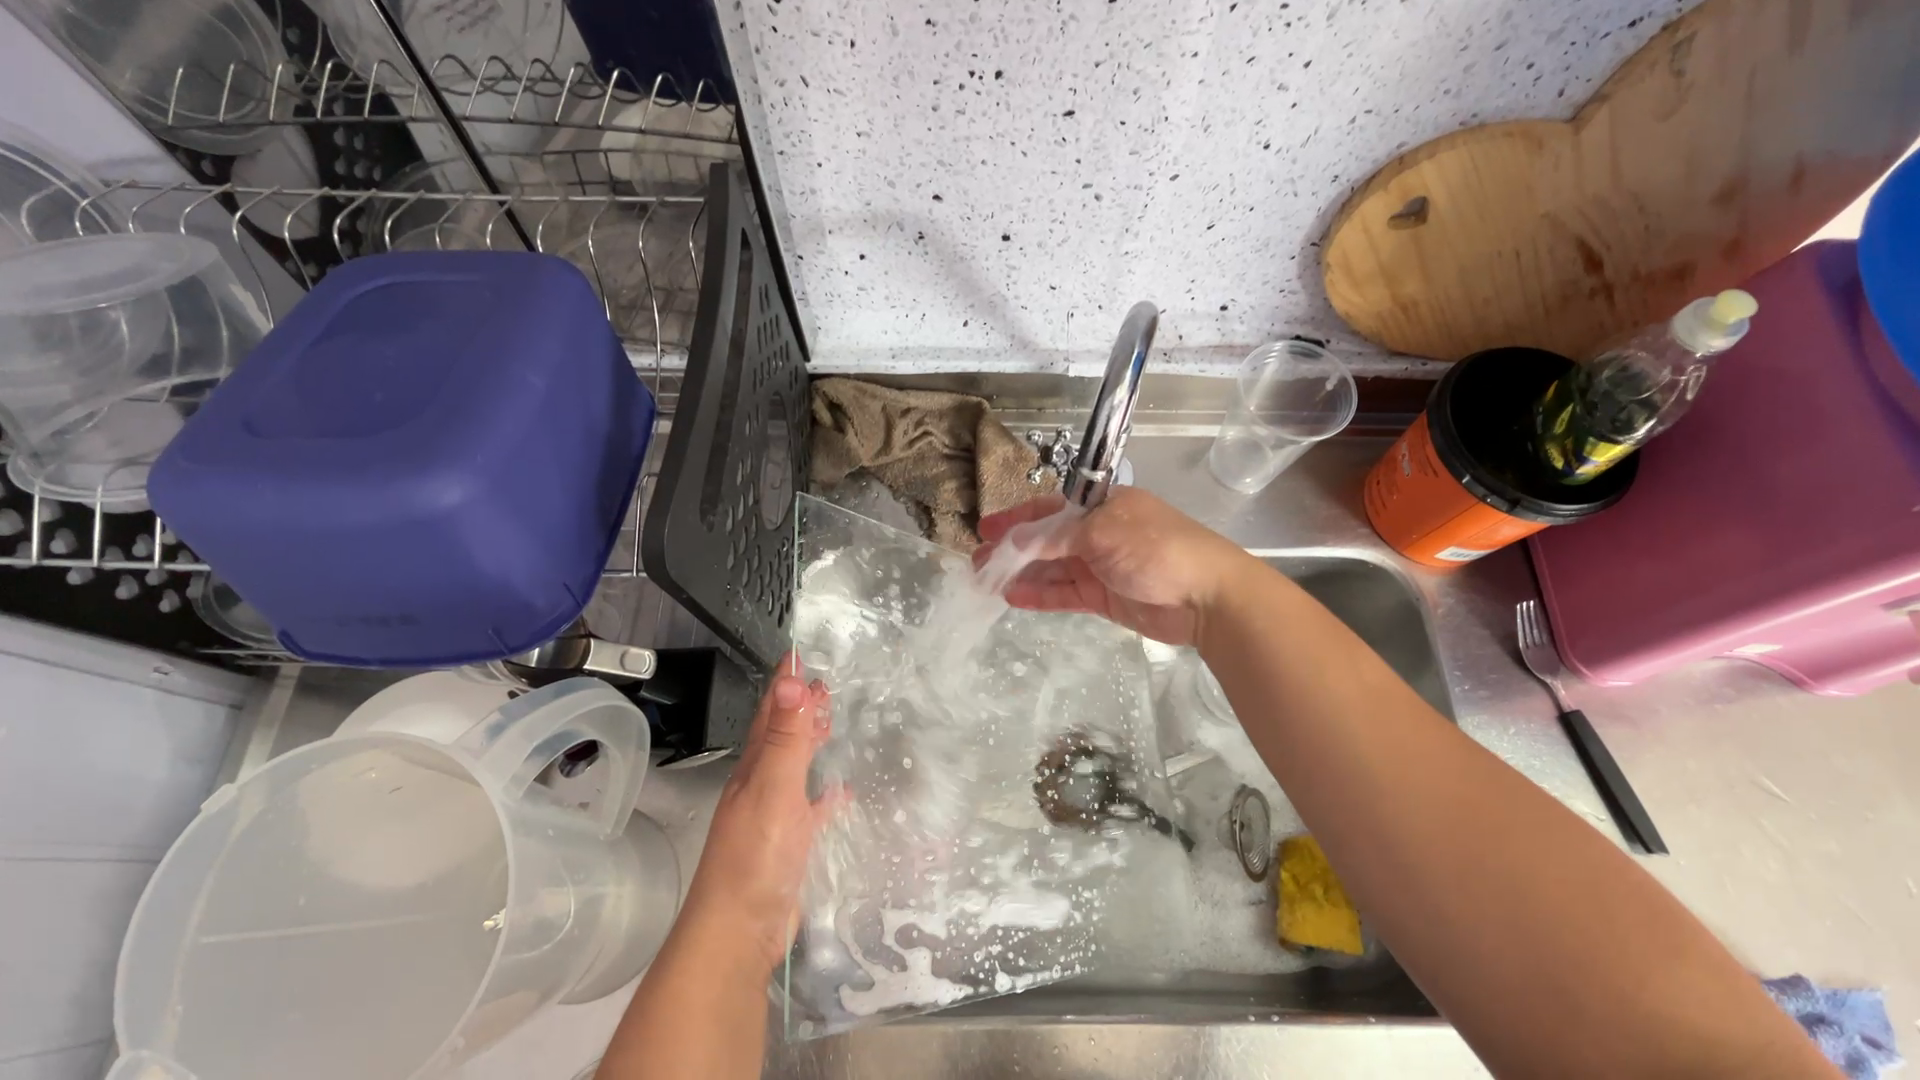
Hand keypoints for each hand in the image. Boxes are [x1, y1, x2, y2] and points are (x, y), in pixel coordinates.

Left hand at [676, 655, 831, 973]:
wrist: (739, 931)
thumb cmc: (754, 858)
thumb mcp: (774, 790)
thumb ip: (787, 740)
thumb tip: (791, 682)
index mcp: (755, 768)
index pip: (772, 713)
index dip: (785, 683)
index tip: (800, 652)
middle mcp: (762, 785)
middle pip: (782, 736)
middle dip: (801, 707)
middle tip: (827, 682)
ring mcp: (775, 816)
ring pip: (796, 768)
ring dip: (811, 744)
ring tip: (835, 723)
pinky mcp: (791, 846)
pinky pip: (811, 808)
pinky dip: (826, 795)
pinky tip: (841, 793)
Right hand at [973, 487, 1254, 646]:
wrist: (1206, 597)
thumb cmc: (1157, 549)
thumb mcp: (1102, 532)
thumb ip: (1055, 538)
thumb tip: (1016, 543)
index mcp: (1102, 506)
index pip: (1049, 509)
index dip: (1017, 519)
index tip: (986, 529)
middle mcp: (1098, 533)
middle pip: (1046, 540)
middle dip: (1011, 550)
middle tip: (977, 562)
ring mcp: (1100, 567)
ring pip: (1051, 569)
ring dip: (1020, 574)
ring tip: (986, 583)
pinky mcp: (1104, 598)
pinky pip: (1064, 593)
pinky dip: (1040, 595)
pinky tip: (1014, 597)